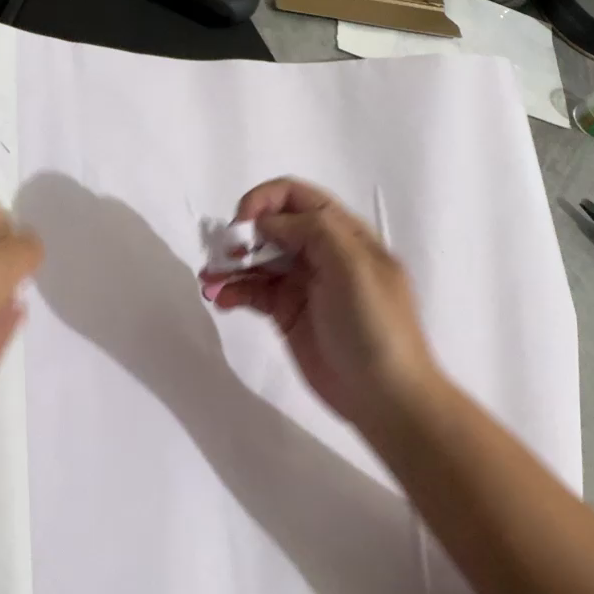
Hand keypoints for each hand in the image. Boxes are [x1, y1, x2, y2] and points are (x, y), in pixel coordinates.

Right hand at [200, 178, 440, 426]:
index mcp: (343, 235)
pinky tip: (222, 302)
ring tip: (209, 283)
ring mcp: (302, 285)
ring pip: (257, 261)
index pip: (296, 198)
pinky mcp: (287, 314)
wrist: (385, 395)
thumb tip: (265, 222)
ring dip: (230, 266)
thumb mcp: (354, 268)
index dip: (263, 202)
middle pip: (270, 228)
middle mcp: (320, 253)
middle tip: (218, 257)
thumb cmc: (375, 326)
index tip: (240, 225)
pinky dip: (234, 292)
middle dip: (240, 236)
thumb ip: (313, 232)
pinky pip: (253, 293)